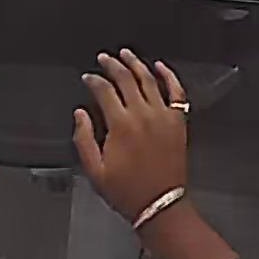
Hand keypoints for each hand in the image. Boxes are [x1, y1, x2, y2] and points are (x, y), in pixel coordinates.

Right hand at [73, 50, 187, 221]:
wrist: (160, 205)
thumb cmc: (126, 190)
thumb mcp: (95, 171)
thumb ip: (83, 139)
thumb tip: (79, 113)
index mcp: (121, 125)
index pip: (105, 91)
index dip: (94, 80)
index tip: (87, 77)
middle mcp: (143, 113)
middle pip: (126, 79)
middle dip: (112, 65)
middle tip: (104, 58)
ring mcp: (163, 114)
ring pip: (149, 79)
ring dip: (136, 63)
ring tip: (126, 54)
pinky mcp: (178, 119)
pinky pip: (176, 90)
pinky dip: (169, 75)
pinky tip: (160, 66)